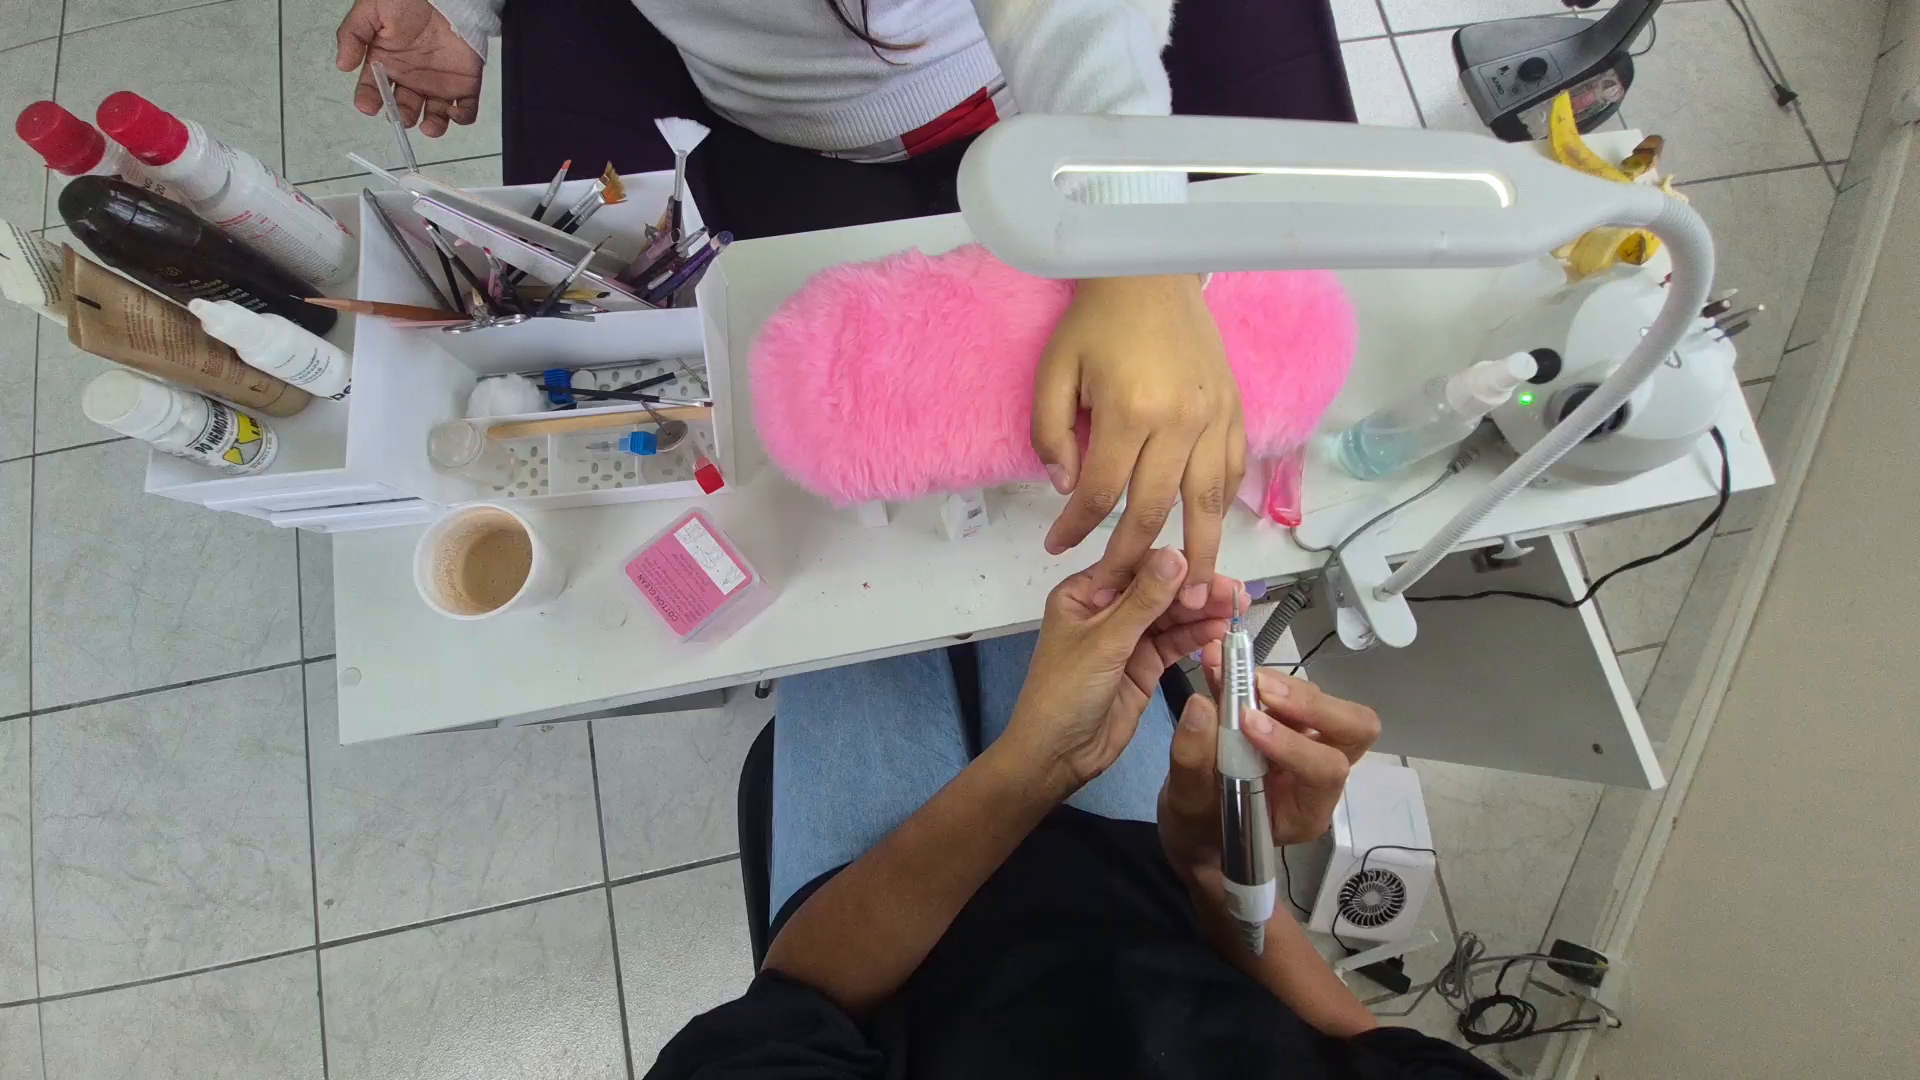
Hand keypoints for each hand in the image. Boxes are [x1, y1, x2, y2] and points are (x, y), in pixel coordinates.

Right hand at [336, 0, 483, 137]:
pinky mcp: (465, 87)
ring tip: (428, 127)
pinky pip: (466, 110)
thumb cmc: (406, 0)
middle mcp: (412, 77)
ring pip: (436, 114)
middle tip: (401, 117)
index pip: (375, 88)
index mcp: (388, 62)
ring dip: (433, 125)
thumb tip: (342, 64)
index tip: (367, 106)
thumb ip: (354, 35)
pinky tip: (453, 114)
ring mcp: (439, 84)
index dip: (370, 99)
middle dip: (403, 116)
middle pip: (406, 106)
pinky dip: (462, 118)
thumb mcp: (370, 11)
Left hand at [1001, 548, 1247, 795]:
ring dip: (1202, 611)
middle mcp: (1105, 609)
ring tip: (1238, 606)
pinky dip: (1197, 636)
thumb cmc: (1066, 691)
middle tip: (1236, 590)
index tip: (1207, 567)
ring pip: (1170, 616)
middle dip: (1195, 589)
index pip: (1133, 566)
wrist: (1058, 754)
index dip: (1171, 565)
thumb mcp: (1104, 642)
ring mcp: (1126, 638)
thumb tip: (1176, 553)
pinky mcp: (1143, 664)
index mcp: (1083, 593)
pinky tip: (1221, 630)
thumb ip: (1143, 601)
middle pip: (1157, 590)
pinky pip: (1174, 643)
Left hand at [1034, 274, 1245, 609]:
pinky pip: (1232, 470)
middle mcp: (1180, 423)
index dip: (1076, 529)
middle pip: (1156, 509)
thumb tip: (1069, 489)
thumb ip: (1053, 435)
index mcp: (1130, 413)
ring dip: (1198, 550)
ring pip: (1208, 501)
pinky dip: (1222, 505)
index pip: (1101, 494)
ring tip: (1192, 590)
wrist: (1151, 274)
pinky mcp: (1234, 409)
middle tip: (1121, 590)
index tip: (1057, 548)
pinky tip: (1212, 529)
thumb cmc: (1094, 323)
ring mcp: (1215, 417)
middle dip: (1134, 557)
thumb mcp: (1054, 372)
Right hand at [1158, 667, 1380, 893]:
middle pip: (1353, 729)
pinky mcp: (1289, 724)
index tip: (1245, 720)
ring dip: (1280, 683)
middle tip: (1257, 684)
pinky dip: (1261, 677)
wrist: (1199, 825)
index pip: (1325, 771)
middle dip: (1307, 702)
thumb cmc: (1200, 826)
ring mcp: (1309, 746)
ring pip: (1324, 703)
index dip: (1291, 742)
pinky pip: (1291, 693)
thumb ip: (1192, 759)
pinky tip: (1227, 669)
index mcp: (1305, 810)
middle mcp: (1320, 777)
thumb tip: (1201, 704)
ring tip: (1229, 671)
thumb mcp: (1185, 803)